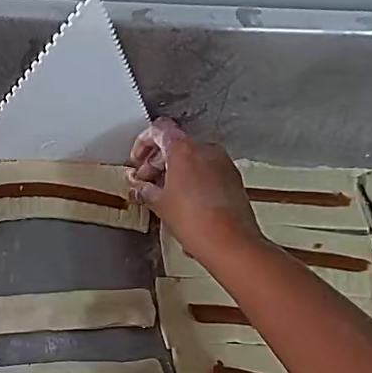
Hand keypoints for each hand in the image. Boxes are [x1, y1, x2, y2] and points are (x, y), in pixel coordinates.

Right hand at [128, 119, 263, 257]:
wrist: (230, 242)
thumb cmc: (194, 220)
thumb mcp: (160, 205)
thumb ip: (146, 192)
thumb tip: (140, 190)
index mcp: (184, 149)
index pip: (159, 129)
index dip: (143, 143)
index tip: (137, 160)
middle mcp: (206, 150)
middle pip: (177, 145)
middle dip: (158, 161)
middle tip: (146, 182)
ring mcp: (223, 163)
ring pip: (193, 159)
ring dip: (176, 172)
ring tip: (164, 195)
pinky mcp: (233, 179)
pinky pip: (208, 172)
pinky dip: (193, 180)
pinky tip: (185, 202)